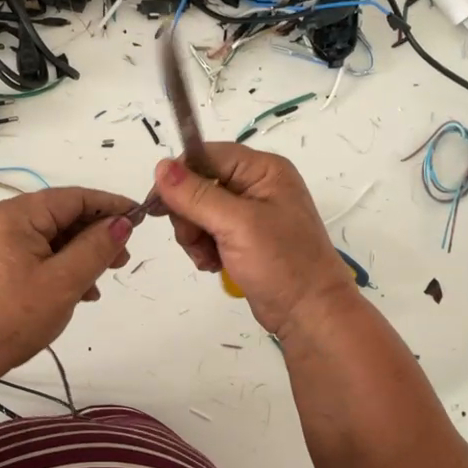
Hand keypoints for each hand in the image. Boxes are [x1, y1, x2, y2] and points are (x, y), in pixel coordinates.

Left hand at [0, 186, 136, 374]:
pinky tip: (74, 290)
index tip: (139, 217)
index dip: (110, 206)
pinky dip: (55, 265)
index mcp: (14, 215)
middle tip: (122, 259)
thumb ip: (97, 248)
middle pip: (58, 216)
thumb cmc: (15, 317)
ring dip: (77, 254)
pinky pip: (30, 252)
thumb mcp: (65, 281)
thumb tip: (122, 223)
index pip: (72, 198)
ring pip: (46, 236)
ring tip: (98, 283)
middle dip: (94, 235)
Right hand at [152, 145, 360, 337]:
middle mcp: (255, 185)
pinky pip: (206, 232)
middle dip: (188, 215)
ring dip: (194, 236)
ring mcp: (248, 213)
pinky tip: (214, 264)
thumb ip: (197, 195)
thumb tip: (160, 166)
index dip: (179, 177)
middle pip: (198, 184)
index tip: (159, 206)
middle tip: (197, 241)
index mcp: (263, 170)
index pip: (206, 155)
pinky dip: (202, 248)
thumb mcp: (237, 225)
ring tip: (209, 258)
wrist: (309, 312)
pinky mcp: (242, 238)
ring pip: (197, 211)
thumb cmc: (282, 263)